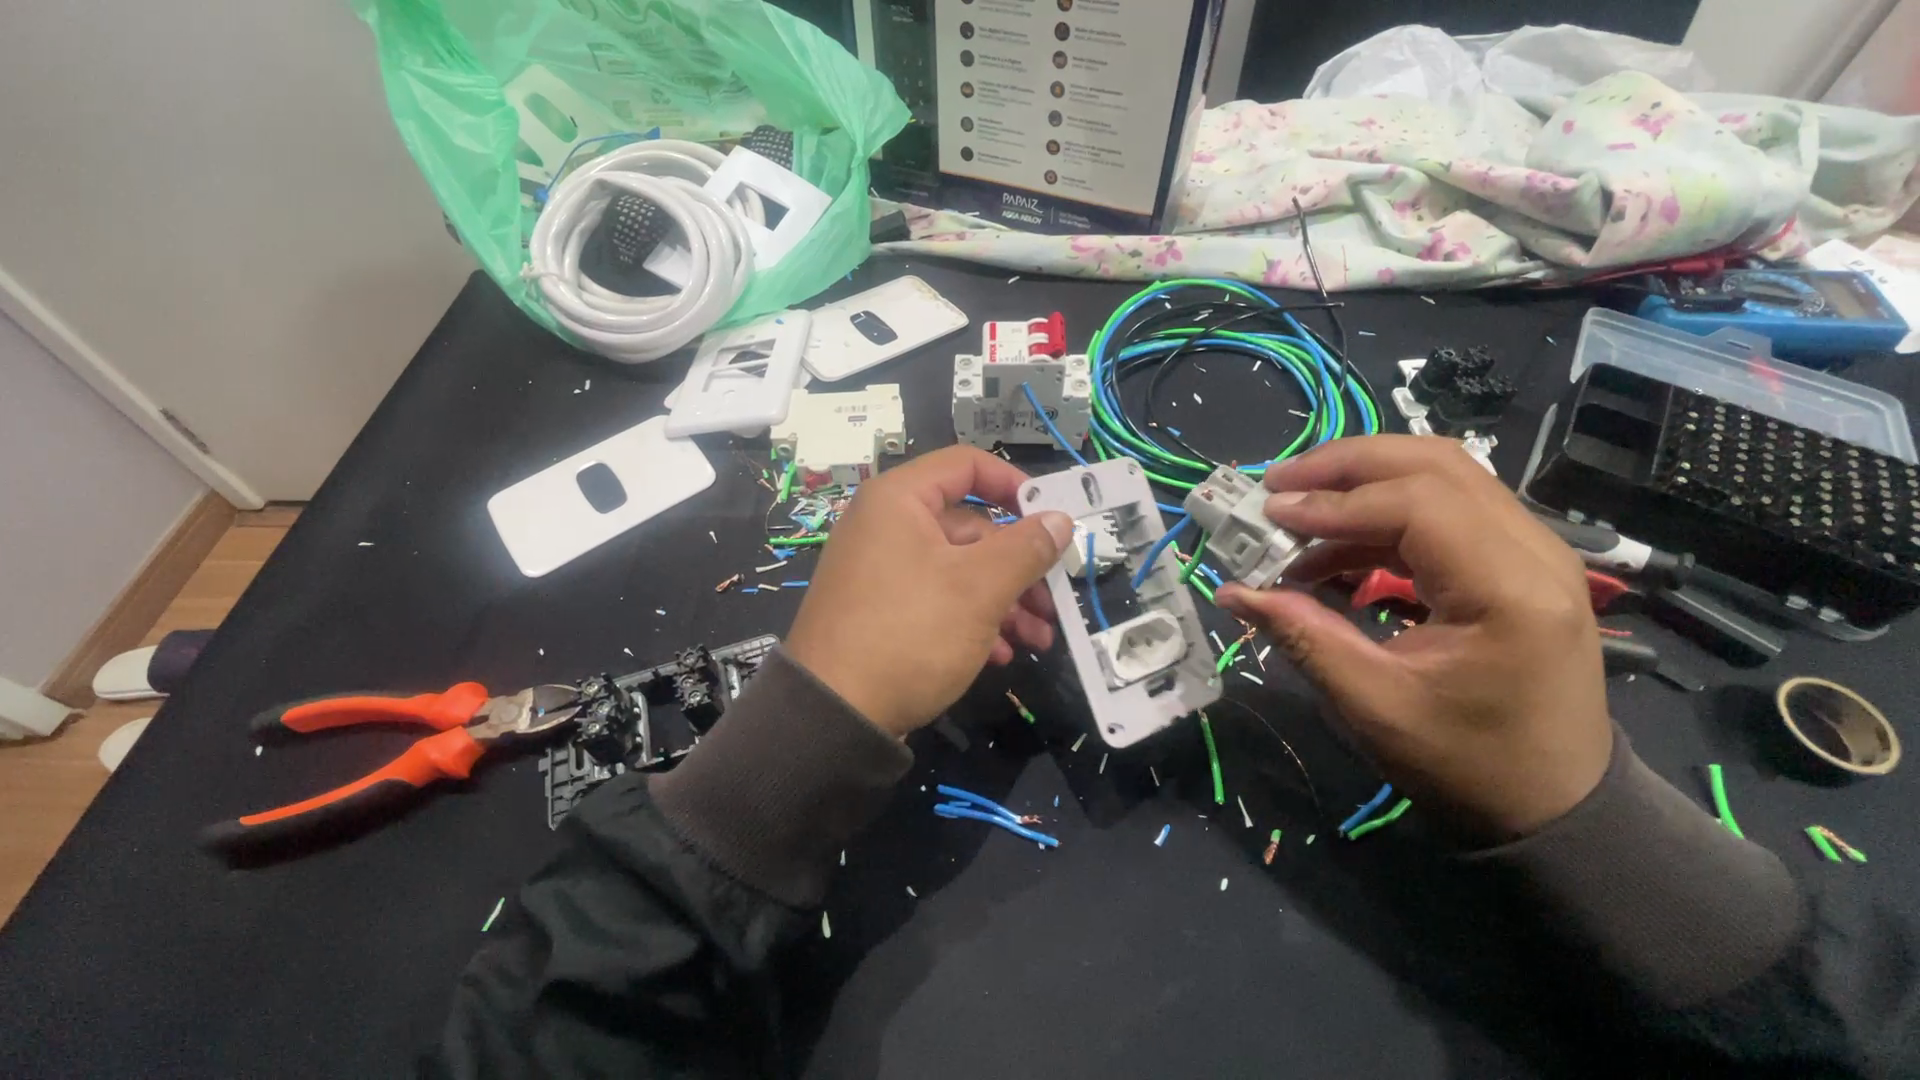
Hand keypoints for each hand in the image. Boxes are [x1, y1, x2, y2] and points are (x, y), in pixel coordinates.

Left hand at [785, 447, 1074, 737]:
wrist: (834, 714)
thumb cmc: (910, 632)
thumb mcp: (979, 588)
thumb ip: (1026, 548)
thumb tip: (1061, 520)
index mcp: (900, 500)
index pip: (967, 465)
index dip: (1015, 485)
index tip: (1053, 517)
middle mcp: (886, 526)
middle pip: (970, 527)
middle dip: (1020, 567)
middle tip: (1054, 603)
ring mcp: (881, 571)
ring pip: (959, 569)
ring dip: (1005, 601)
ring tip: (1038, 640)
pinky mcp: (881, 611)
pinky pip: (937, 599)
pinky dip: (973, 621)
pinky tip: (1000, 655)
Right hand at [1216, 436, 1611, 838]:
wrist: (1554, 806)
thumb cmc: (1466, 765)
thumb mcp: (1373, 705)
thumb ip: (1304, 635)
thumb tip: (1232, 591)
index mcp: (1509, 590)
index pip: (1418, 504)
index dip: (1336, 502)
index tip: (1271, 515)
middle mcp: (1534, 552)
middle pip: (1435, 465)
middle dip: (1347, 465)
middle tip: (1278, 484)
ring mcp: (1533, 552)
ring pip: (1442, 476)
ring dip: (1363, 481)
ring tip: (1296, 508)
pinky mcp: (1517, 563)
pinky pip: (1446, 511)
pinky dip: (1383, 516)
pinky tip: (1333, 548)